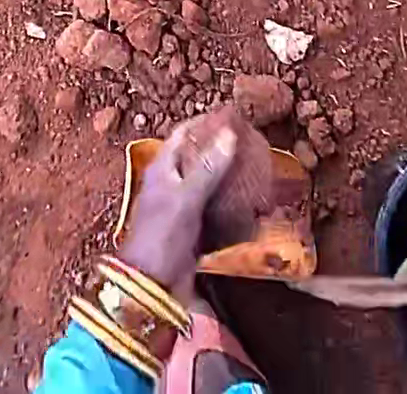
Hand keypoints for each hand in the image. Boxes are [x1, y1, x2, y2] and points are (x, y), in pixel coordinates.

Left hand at [117, 116, 241, 298]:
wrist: (152, 289)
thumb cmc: (162, 237)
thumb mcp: (186, 198)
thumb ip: (207, 167)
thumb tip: (229, 134)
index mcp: (163, 167)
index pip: (184, 133)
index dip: (205, 122)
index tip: (231, 117)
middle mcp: (172, 182)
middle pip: (198, 156)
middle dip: (221, 149)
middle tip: (249, 143)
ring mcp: (182, 205)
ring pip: (208, 182)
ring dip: (228, 176)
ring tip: (254, 169)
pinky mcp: (193, 228)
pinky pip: (214, 209)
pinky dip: (230, 204)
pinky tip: (250, 204)